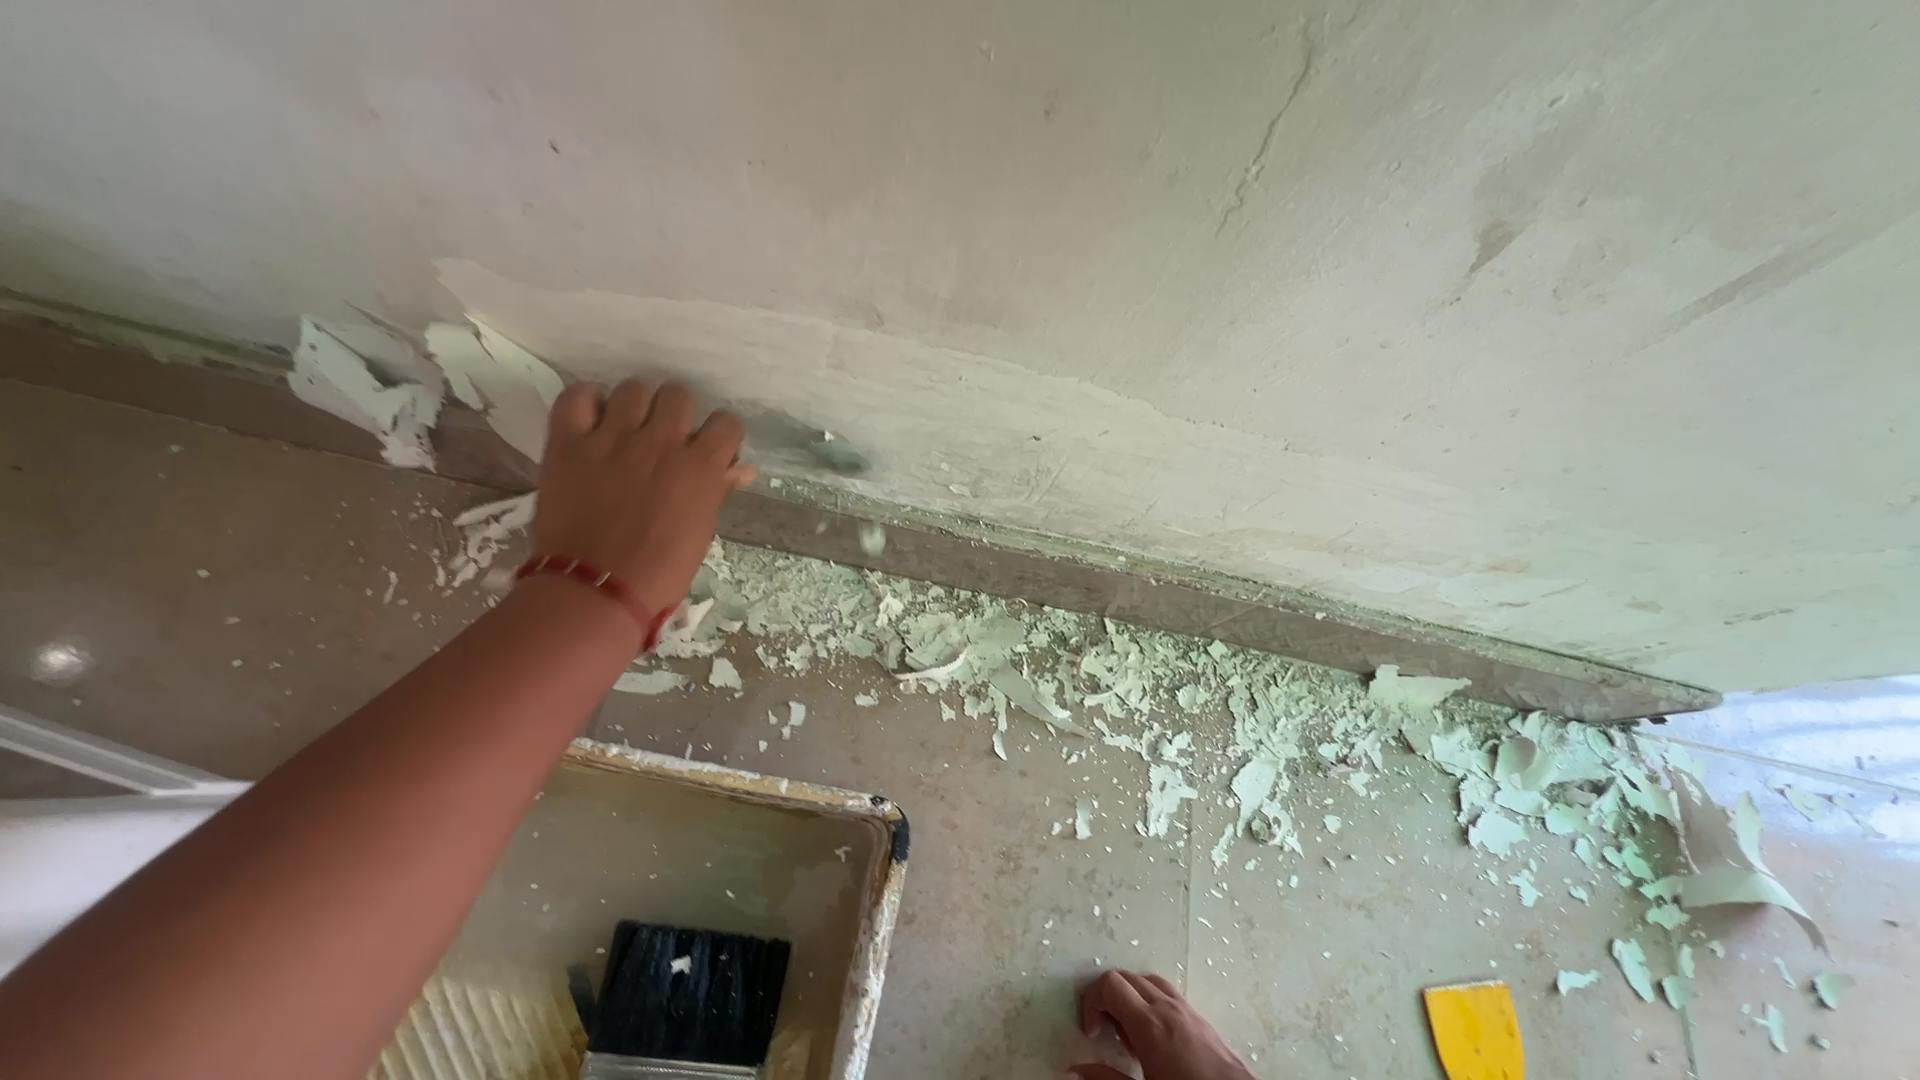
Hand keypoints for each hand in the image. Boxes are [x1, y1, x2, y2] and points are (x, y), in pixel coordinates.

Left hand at [531, 379, 753, 616]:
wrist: (596, 591)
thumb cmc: (659, 572)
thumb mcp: (701, 532)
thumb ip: (718, 491)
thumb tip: (741, 468)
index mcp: (701, 467)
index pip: (727, 422)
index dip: (720, 435)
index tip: (709, 449)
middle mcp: (662, 442)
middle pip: (679, 394)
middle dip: (677, 413)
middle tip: (665, 437)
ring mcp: (613, 438)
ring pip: (634, 388)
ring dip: (636, 404)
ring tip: (628, 427)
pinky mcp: (569, 442)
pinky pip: (579, 395)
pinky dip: (588, 401)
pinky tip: (592, 419)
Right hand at [1071, 971, 1256, 1079]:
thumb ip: (1106, 1079)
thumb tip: (1074, 1071)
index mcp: (1149, 1024)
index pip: (1110, 984)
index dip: (1091, 1002)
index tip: (1092, 1032)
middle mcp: (1167, 1007)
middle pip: (1126, 978)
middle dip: (1108, 999)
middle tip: (1108, 1034)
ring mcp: (1187, 1009)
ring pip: (1148, 981)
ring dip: (1132, 998)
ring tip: (1131, 1036)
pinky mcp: (1202, 1019)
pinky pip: (1168, 994)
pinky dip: (1152, 1003)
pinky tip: (1156, 1037)